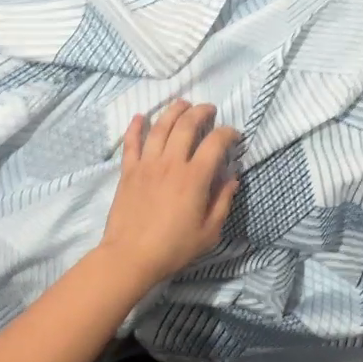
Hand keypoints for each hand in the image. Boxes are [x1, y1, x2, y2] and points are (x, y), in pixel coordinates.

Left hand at [98, 100, 239, 286]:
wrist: (130, 257)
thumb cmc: (173, 248)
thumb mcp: (209, 232)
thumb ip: (222, 201)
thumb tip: (232, 178)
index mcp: (195, 177)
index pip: (216, 143)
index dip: (228, 133)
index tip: (234, 135)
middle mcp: (172, 163)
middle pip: (187, 125)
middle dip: (201, 111)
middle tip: (209, 109)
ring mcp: (147, 164)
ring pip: (160, 126)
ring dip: (173, 111)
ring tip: (182, 104)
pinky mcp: (128, 171)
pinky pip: (131, 142)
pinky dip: (135, 127)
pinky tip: (139, 117)